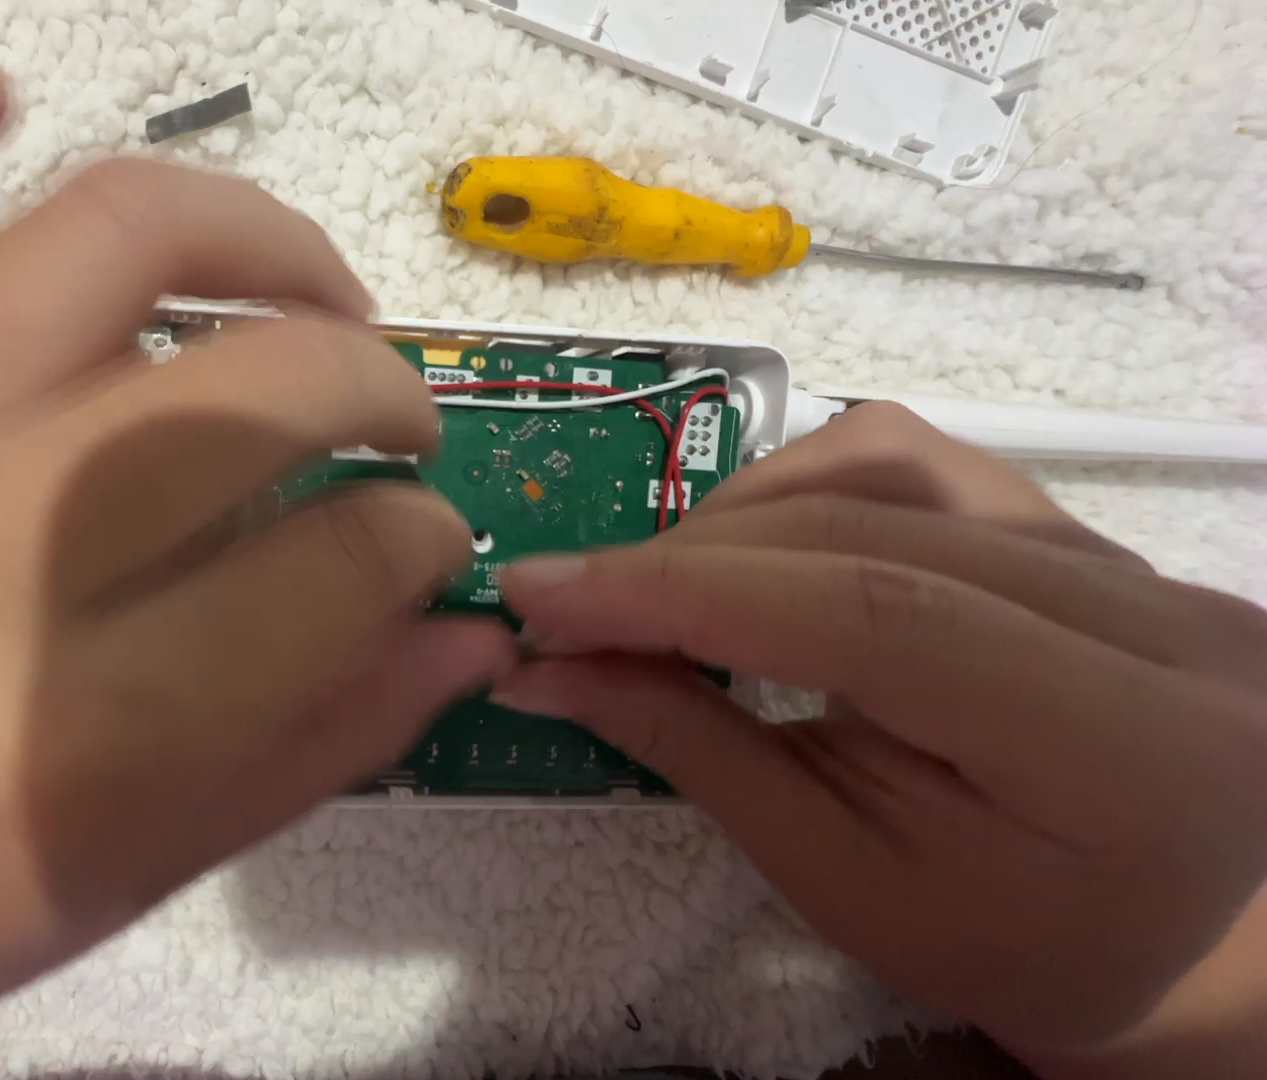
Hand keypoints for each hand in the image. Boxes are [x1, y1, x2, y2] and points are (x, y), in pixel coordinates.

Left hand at [0, 8, 510, 1079]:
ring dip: (253, 238)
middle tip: (395, 422)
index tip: (428, 544)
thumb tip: (467, 629)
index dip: (415, 543)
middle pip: (241, 383)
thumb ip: (335, 734)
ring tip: (305, 298)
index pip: (327, 565)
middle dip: (372, 384)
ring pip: (94, 233)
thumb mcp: (159, 863)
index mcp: (67, 735)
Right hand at [492, 403, 1266, 1057]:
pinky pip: (897, 456)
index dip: (677, 592)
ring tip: (654, 588)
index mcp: (1125, 747)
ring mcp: (1112, 548)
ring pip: (875, 464)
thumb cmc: (999, 934)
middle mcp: (1150, 616)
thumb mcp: (827, 870)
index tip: (539, 596)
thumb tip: (538, 669)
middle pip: (857, 533)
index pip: (868, 616)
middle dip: (673, 564)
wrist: (1160, 926)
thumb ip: (683, 747)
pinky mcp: (1058, 521)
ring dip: (726, 518)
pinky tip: (740, 546)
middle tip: (559, 607)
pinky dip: (784, 486)